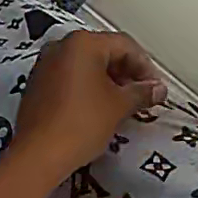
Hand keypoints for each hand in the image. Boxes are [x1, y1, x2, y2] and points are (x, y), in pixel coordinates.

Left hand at [13, 30, 167, 178]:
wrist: (39, 154)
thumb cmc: (82, 124)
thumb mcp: (118, 107)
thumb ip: (141, 93)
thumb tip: (159, 89)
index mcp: (83, 43)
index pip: (124, 45)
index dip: (145, 66)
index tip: (155, 89)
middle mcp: (61, 46)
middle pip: (103, 52)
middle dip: (126, 74)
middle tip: (142, 97)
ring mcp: (45, 64)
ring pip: (86, 66)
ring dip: (108, 82)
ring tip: (123, 105)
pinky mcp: (38, 85)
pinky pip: (70, 79)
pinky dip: (88, 89)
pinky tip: (98, 110)